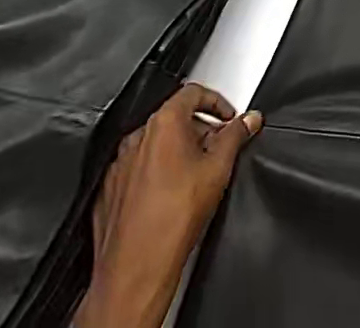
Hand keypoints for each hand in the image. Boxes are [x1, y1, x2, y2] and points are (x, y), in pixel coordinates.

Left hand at [74, 84, 261, 327]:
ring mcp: (120, 163)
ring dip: (178, 150)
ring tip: (197, 175)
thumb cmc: (172, 220)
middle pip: (175, 118)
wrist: (137, 267)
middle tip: (218, 147)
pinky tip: (172, 195)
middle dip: (201, 129)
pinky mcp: (110, 187)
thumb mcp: (219, 169)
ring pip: (156, 144)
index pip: (193, 92)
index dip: (216, 101)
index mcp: (163, 124)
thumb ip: (236, 136)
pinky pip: (138, 168)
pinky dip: (157, 172)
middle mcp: (137, 138)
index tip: (228, 116)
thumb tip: (249, 121)